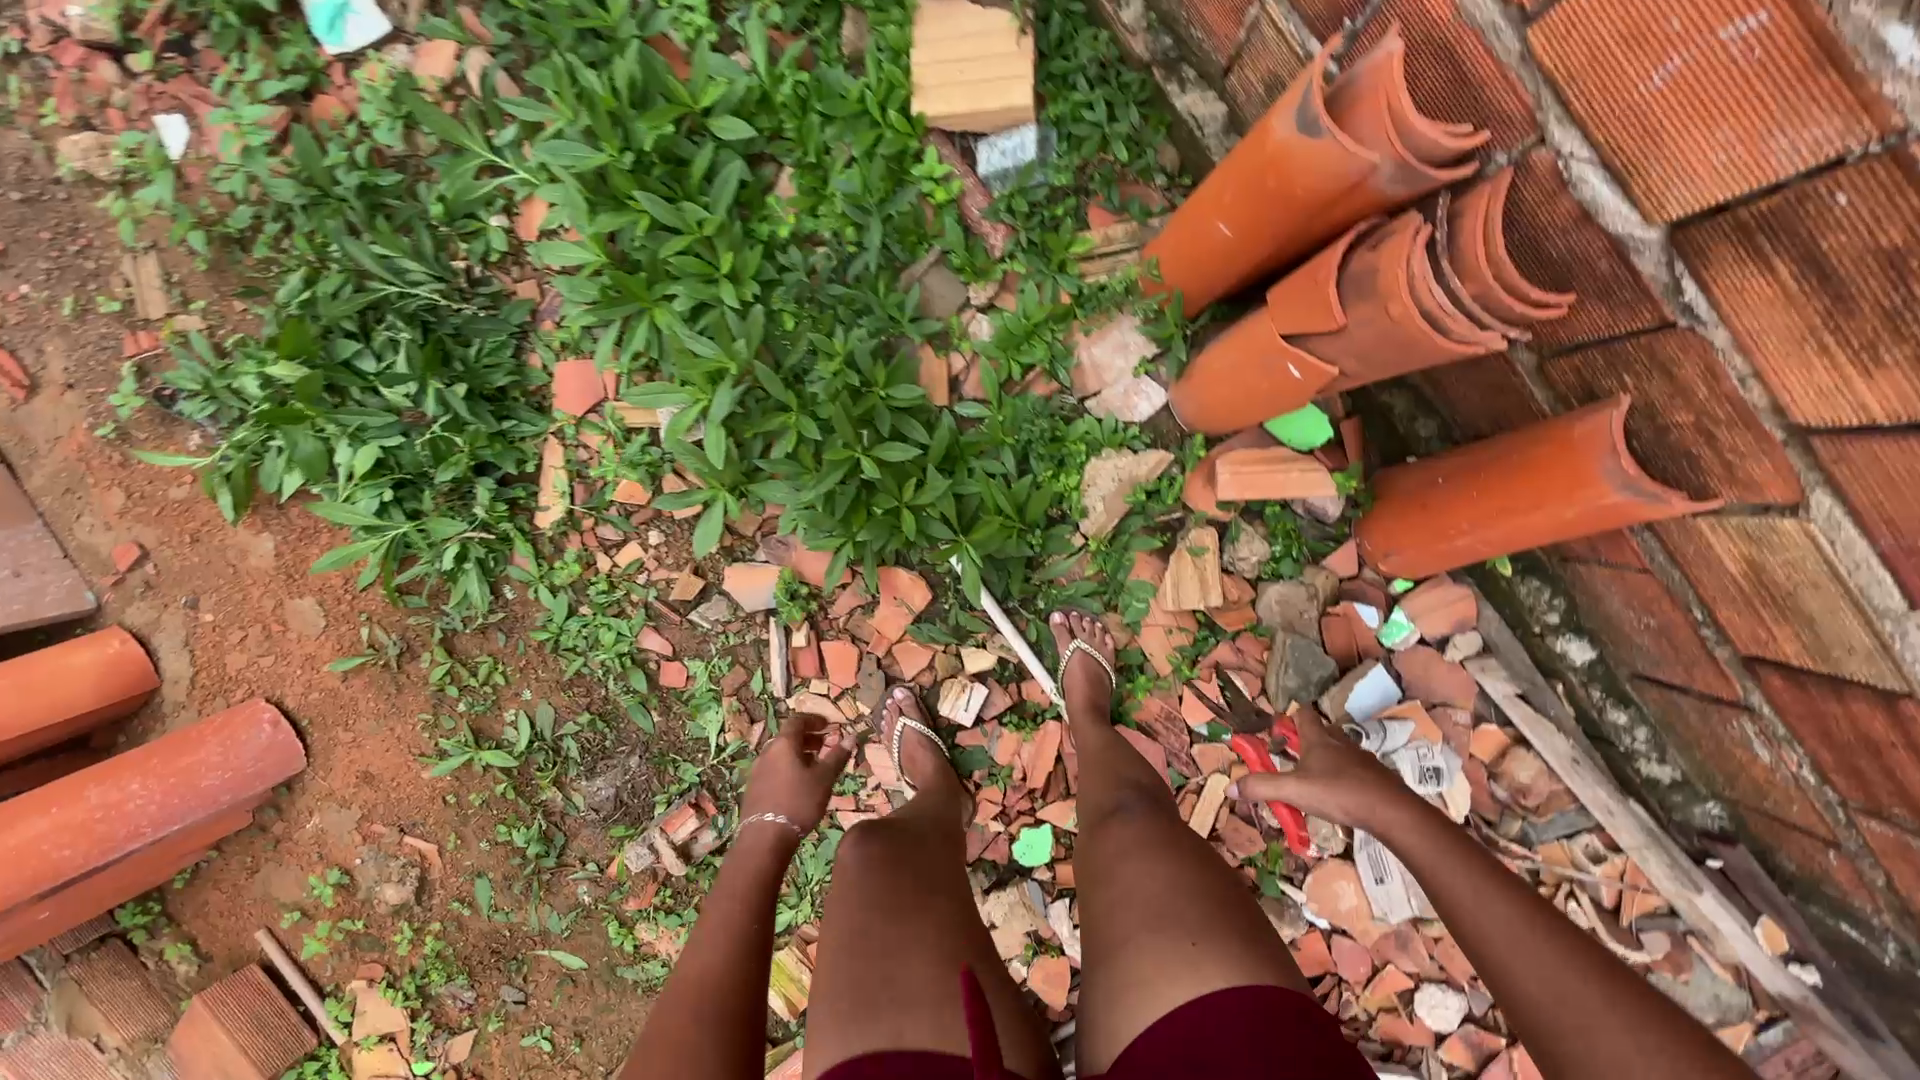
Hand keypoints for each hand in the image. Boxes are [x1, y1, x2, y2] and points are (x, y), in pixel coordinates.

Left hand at [739, 711, 856, 834]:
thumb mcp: (824, 779)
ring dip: (798, 754)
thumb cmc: (799, 802)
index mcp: (784, 744)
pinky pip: (773, 769)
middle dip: (808, 738)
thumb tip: (851, 736)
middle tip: (825, 745)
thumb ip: (837, 756)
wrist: (764, 837)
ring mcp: (757, 770)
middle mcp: (767, 752)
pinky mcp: (753, 788)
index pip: (797, 720)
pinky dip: (787, 768)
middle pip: (788, 737)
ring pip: (780, 754)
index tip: (828, 725)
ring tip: (815, 766)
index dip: (814, 720)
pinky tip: (798, 785)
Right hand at [1230, 706, 1426, 833]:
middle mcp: (1341, 743)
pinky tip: (1340, 796)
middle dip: (1308, 739)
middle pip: (1323, 731)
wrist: (1391, 811)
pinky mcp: (1377, 779)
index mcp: (1318, 740)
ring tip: (1314, 777)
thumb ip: (1261, 787)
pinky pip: (1356, 772)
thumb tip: (1230, 787)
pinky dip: (1345, 778)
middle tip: (1294, 753)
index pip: (1304, 714)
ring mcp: (1362, 760)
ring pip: (1341, 751)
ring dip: (1327, 759)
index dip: (1292, 715)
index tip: (1281, 725)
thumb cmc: (1339, 792)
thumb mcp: (1293, 791)